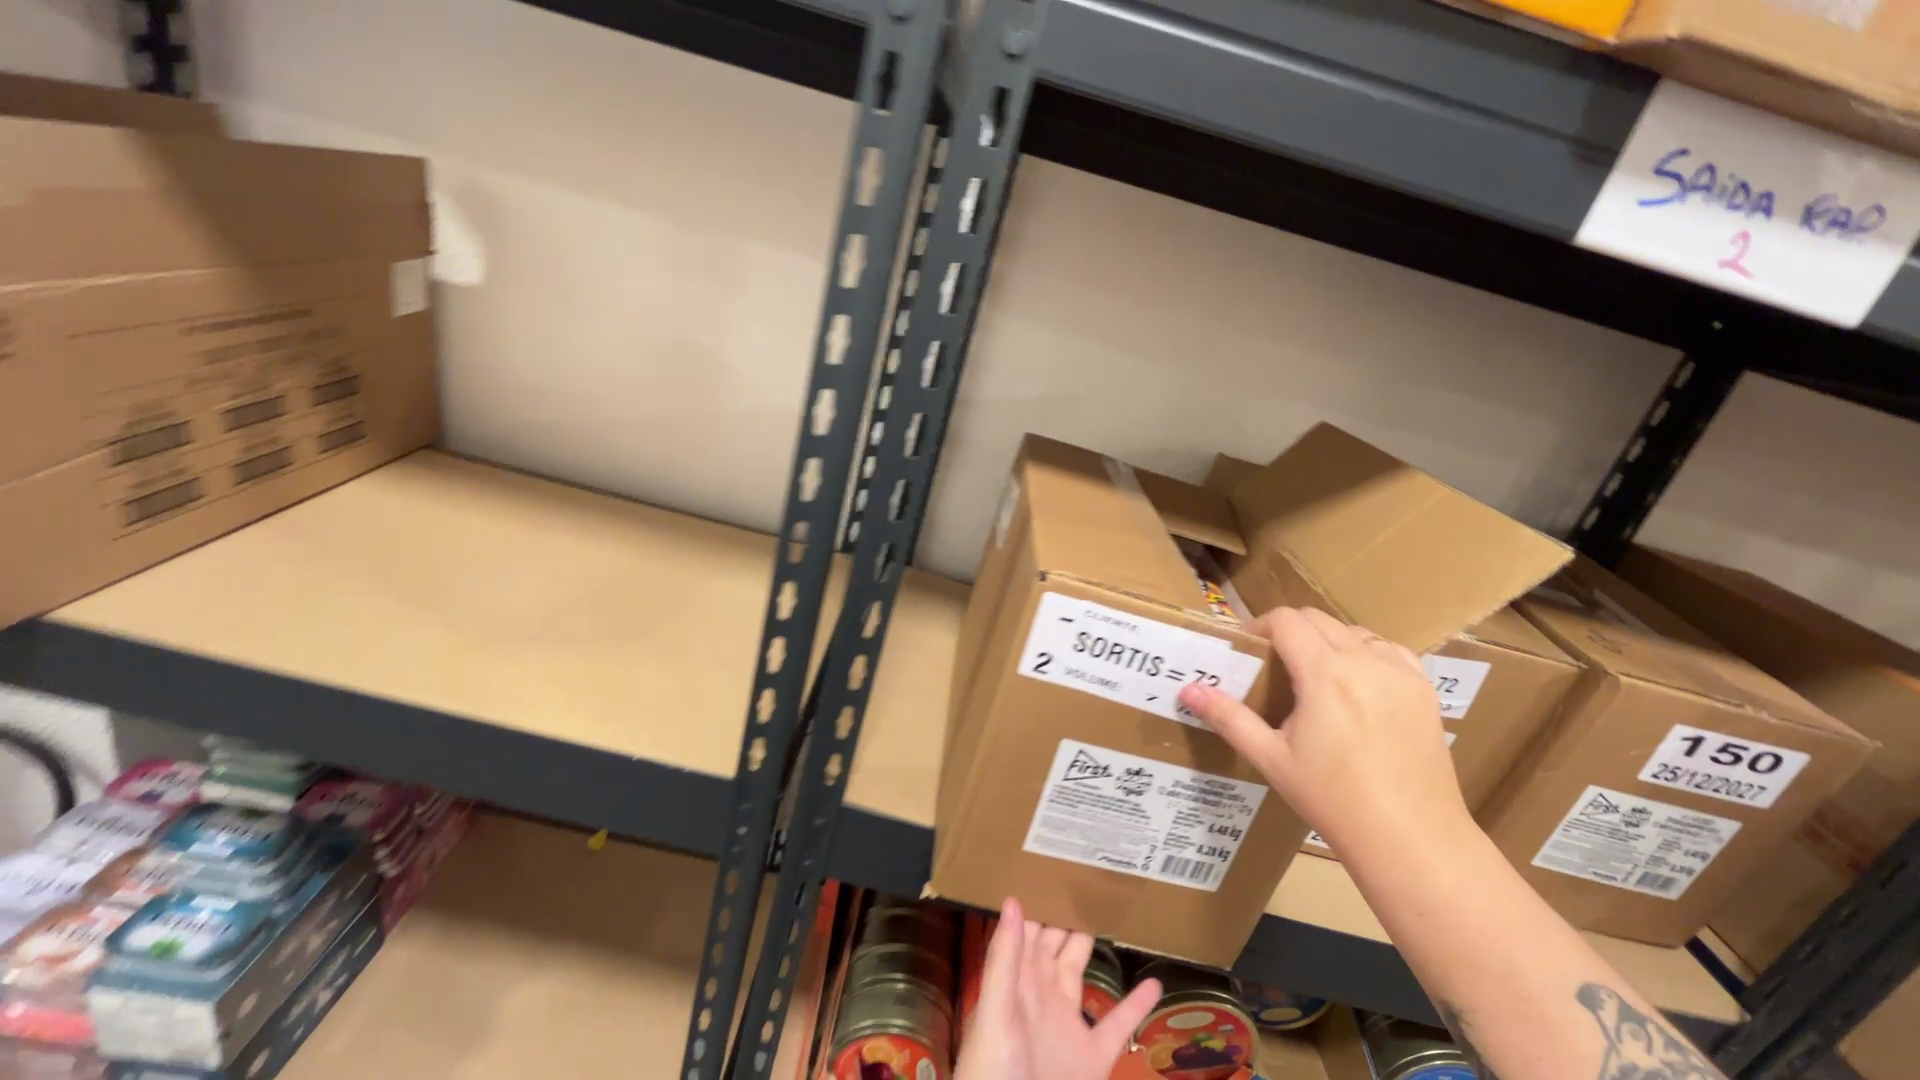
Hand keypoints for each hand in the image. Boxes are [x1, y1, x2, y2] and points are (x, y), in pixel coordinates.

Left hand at [954, 898, 1160, 1079]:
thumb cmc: (992, 1071)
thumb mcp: (995, 1012)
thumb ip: (1005, 959)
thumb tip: (1014, 900)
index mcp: (1016, 983)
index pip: (1028, 931)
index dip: (1040, 901)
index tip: (1057, 867)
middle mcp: (1041, 997)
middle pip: (1056, 946)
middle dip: (1067, 914)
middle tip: (1088, 879)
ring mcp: (1067, 1027)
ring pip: (1082, 975)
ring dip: (1094, 948)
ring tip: (1115, 915)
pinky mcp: (1093, 1058)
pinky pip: (1117, 1025)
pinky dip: (1136, 1005)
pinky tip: (1155, 984)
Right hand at [1176, 606, 1469, 852]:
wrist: (1410, 836)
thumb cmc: (1333, 800)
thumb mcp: (1272, 759)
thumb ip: (1230, 718)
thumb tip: (1188, 690)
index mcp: (1325, 673)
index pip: (1287, 621)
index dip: (1260, 626)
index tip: (1247, 648)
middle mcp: (1365, 661)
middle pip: (1318, 619)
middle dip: (1290, 631)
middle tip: (1274, 664)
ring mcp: (1400, 673)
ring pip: (1354, 631)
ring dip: (1327, 640)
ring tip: (1314, 676)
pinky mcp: (1424, 690)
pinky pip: (1389, 651)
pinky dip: (1366, 654)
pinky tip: (1357, 685)